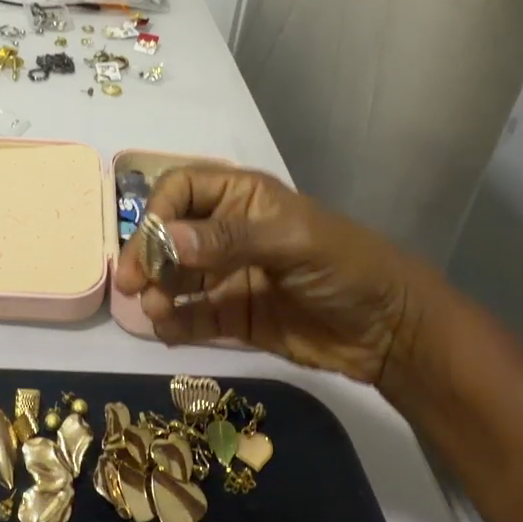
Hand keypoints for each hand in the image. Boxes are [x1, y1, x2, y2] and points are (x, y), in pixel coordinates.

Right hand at [114, 167, 422, 388]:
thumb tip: (165, 238)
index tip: (149, 242)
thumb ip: (229, 239)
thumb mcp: (292, 242)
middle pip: (170, 234)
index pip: (182, 189)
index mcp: (242, 197)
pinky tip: (166, 330)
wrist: (390, 332)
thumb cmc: (346, 266)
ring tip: (154, 310)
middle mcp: (227, 231)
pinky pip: (192, 314)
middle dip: (148, 255)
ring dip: (158, 289)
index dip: (159, 210)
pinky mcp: (234, 316)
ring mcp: (229, 275)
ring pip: (176, 276)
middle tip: (132, 283)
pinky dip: (173, 321)